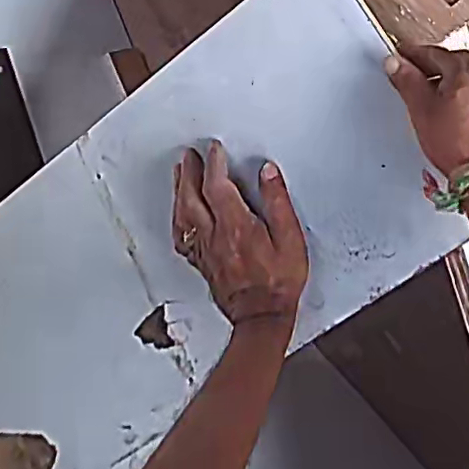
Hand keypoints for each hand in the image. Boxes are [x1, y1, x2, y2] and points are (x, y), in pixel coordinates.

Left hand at [172, 141, 308, 329]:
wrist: (263, 318)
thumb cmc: (279, 282)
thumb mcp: (291, 238)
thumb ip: (278, 202)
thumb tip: (268, 173)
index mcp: (236, 226)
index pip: (217, 186)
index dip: (214, 164)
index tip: (215, 149)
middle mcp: (216, 237)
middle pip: (193, 197)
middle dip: (191, 172)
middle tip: (191, 155)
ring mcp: (205, 251)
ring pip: (183, 215)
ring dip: (180, 191)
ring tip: (180, 174)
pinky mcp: (202, 263)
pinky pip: (182, 236)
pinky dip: (177, 218)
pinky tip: (178, 213)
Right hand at [384, 45, 468, 176]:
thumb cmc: (455, 142)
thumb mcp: (420, 107)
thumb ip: (407, 80)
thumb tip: (395, 62)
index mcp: (464, 72)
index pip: (435, 53)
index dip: (413, 53)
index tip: (400, 55)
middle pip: (453, 60)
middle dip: (431, 61)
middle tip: (413, 66)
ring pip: (463, 76)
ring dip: (444, 76)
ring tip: (425, 87)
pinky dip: (455, 90)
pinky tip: (443, 104)